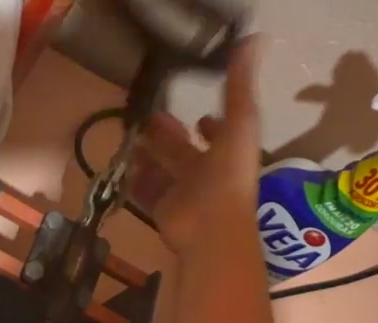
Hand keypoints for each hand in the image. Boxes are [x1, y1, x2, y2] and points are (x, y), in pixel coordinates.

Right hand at [133, 38, 262, 253]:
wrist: (211, 228)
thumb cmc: (229, 176)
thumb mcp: (240, 124)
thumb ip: (240, 87)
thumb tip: (253, 39)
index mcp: (227, 152)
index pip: (220, 134)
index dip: (212, 125)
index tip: (199, 115)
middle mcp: (205, 173)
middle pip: (183, 150)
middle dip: (169, 134)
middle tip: (148, 117)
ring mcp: (182, 194)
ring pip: (162, 169)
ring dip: (148, 154)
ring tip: (130, 136)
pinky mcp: (162, 209)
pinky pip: (146, 192)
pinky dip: (136, 180)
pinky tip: (125, 165)